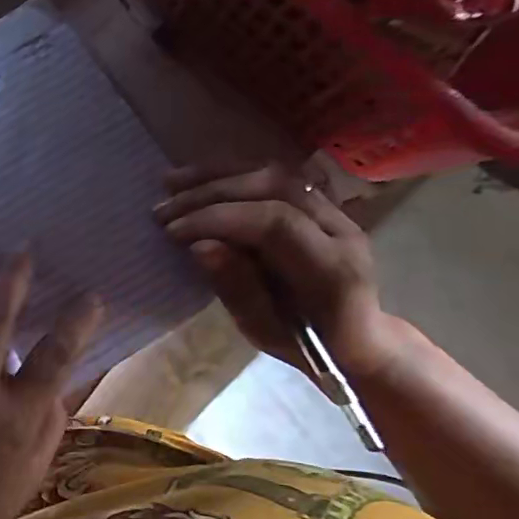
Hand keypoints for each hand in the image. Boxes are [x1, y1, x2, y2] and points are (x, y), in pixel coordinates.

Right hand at [154, 164, 400, 380]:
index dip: (219, 219)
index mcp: (331, 267)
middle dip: (212, 194)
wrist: (355, 338)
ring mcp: (335, 211)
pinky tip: (197, 179)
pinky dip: (233, 175)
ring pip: (276, 174)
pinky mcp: (320, 205)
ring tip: (170, 183)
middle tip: (163, 211)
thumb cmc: (305, 344)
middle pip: (275, 188)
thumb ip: (236, 287)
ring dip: (218, 176)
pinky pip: (276, 177)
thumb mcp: (263, 330)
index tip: (172, 231)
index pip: (275, 222)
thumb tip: (199, 246)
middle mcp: (341, 228)